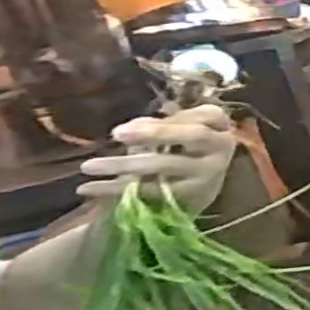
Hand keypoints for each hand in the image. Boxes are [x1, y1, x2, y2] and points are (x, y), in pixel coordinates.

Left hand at [77, 105, 237, 212]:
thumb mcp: (175, 138)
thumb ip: (157, 128)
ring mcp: (210, 171)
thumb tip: (129, 127)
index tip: (130, 125)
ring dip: (125, 164)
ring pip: (167, 163)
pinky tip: (88, 188)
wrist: (190, 195)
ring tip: (88, 166)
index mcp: (220, 129)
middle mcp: (222, 148)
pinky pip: (151, 189)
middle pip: (194, 135)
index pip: (208, 115)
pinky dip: (117, 188)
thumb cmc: (180, 157)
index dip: (173, 117)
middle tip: (117, 134)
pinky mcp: (192, 194)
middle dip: (156, 133)